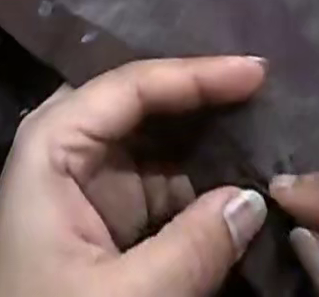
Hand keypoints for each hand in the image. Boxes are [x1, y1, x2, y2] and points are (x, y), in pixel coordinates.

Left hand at [0, 56, 269, 296]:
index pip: (133, 85)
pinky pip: (159, 185)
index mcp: (55, 139)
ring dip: (208, 140)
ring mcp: (88, 180)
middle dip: (202, 94)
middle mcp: (70, 144)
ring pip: (157, 143)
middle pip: (145, 103)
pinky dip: (199, 184)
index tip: (257, 70)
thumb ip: (192, 249)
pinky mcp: (104, 217)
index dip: (197, 74)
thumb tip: (253, 198)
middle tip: (263, 85)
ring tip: (263, 123)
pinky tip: (239, 179)